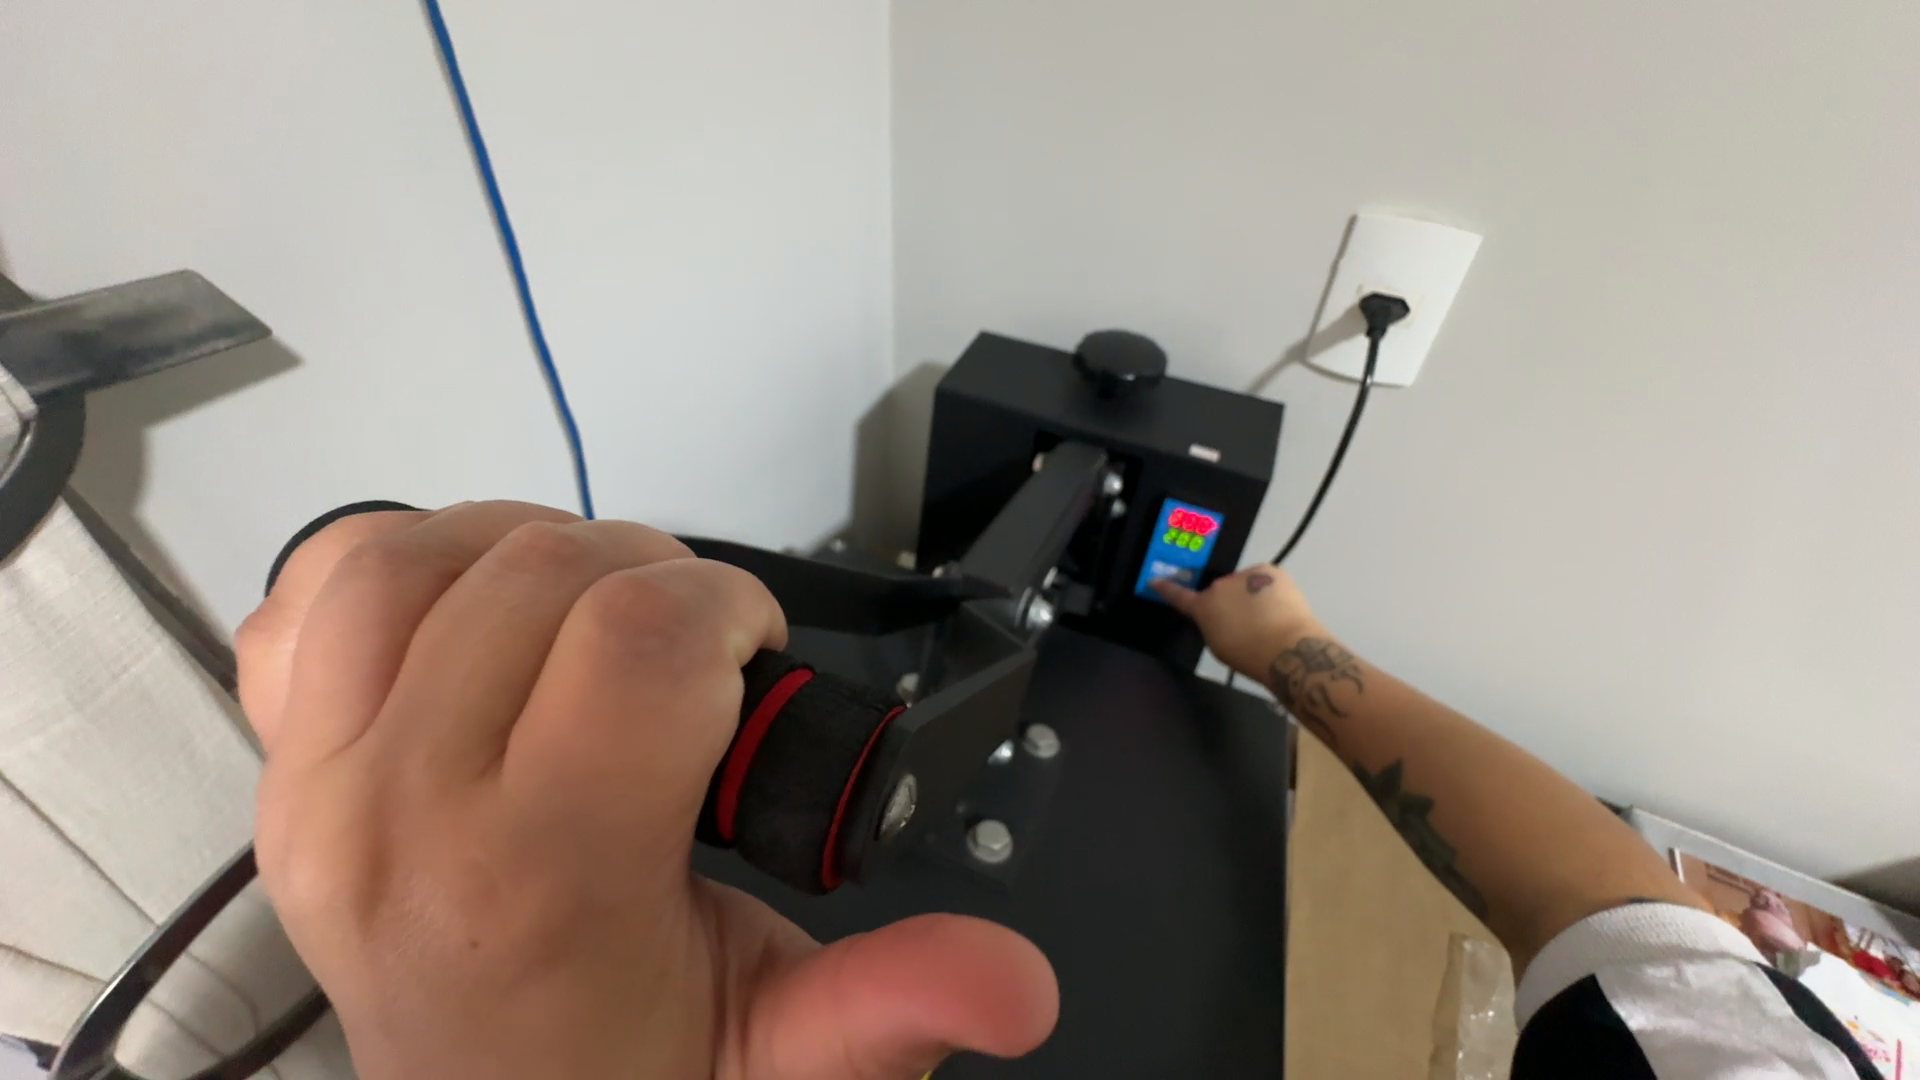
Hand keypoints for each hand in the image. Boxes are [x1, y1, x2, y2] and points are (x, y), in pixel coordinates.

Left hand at [236, 501, 1056, 1079]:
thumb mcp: (786, 1057)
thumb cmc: (638, 1074)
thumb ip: (893, 1006)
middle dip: (661, 576)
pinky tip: (490, 616)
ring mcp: (322, 779)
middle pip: (548, 571)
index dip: (731, 610)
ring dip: (548, 549)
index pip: (641, 639)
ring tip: (608, 615)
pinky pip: (326, 587)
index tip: (754, 653)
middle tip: (700, 643)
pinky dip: (422, 561)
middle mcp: (407, 815)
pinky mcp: (286, 757)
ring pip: (430, 552)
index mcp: (546, 881)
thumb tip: (1026, 981)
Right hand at [1149, 564, 1320, 681]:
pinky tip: (1280, 607)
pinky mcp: (1270, 571)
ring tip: (1267, 617)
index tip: (1154, 580)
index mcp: (1203, 606)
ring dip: (1250, 594)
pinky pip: (1265, 579)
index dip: (1166, 589)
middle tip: (1245, 621)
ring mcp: (1245, 575)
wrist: (1287, 648)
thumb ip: (1211, 625)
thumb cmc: (1249, 654)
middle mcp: (1220, 586)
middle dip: (1229, 601)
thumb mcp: (1218, 644)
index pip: (1179, 596)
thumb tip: (1219, 617)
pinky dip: (1270, 590)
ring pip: (1245, 583)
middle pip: (1221, 590)